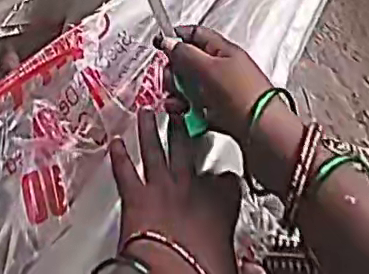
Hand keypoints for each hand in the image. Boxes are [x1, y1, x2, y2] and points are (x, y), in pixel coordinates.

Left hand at [109, 109, 240, 273]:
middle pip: (185, 151)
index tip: (229, 174)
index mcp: (217, 209)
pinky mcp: (133, 194)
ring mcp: (158, 188)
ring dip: (149, 128)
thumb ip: (245, 267)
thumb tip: (254, 269)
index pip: (228, 184)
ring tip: (146, 111)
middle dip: (182, 130)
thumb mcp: (233, 272)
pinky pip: (123, 168)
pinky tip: (115, 141)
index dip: (229, 178)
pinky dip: (118, 153)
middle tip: (179, 114)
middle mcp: (187, 190)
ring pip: (153, 148)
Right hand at [156, 26, 274, 140]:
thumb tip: (167, 41)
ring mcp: (225, 94)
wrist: (270, 142)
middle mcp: (225, 70)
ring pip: (192, 87)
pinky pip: (199, 108)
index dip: (176, 37)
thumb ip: (183, 53)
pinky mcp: (225, 116)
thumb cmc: (243, 99)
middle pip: (190, 62)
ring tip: (176, 102)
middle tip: (170, 81)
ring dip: (179, 93)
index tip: (160, 45)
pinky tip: (184, 115)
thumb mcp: (208, 69)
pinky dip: (189, 111)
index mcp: (224, 52)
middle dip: (175, 71)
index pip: (195, 34)